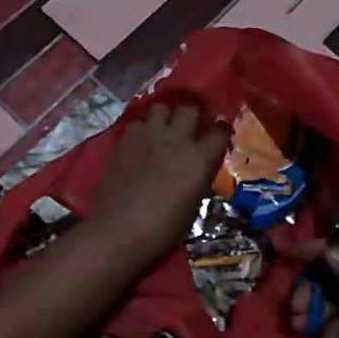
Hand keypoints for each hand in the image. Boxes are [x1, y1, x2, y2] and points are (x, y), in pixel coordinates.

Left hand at [87, 102, 228, 264]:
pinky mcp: (124, 141)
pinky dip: (141, 128)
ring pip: (160, 107)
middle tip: (188, 130)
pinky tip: (140, 141)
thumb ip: (197, 180)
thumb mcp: (192, 207)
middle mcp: (175, 140)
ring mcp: (147, 137)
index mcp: (198, 159)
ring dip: (164, 116)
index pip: (219, 133)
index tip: (216, 141)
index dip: (219, 136)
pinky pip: (136, 122)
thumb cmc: (162, 229)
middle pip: (189, 109)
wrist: (119, 230)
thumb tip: (198, 170)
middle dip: (191, 117)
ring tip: (162, 129)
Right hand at [287, 237, 338, 337]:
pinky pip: (336, 323)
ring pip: (329, 301)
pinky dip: (326, 331)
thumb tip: (327, 250)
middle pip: (330, 276)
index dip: (316, 250)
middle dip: (310, 291)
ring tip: (304, 332)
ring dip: (314, 313)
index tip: (288, 254)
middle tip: (298, 312)